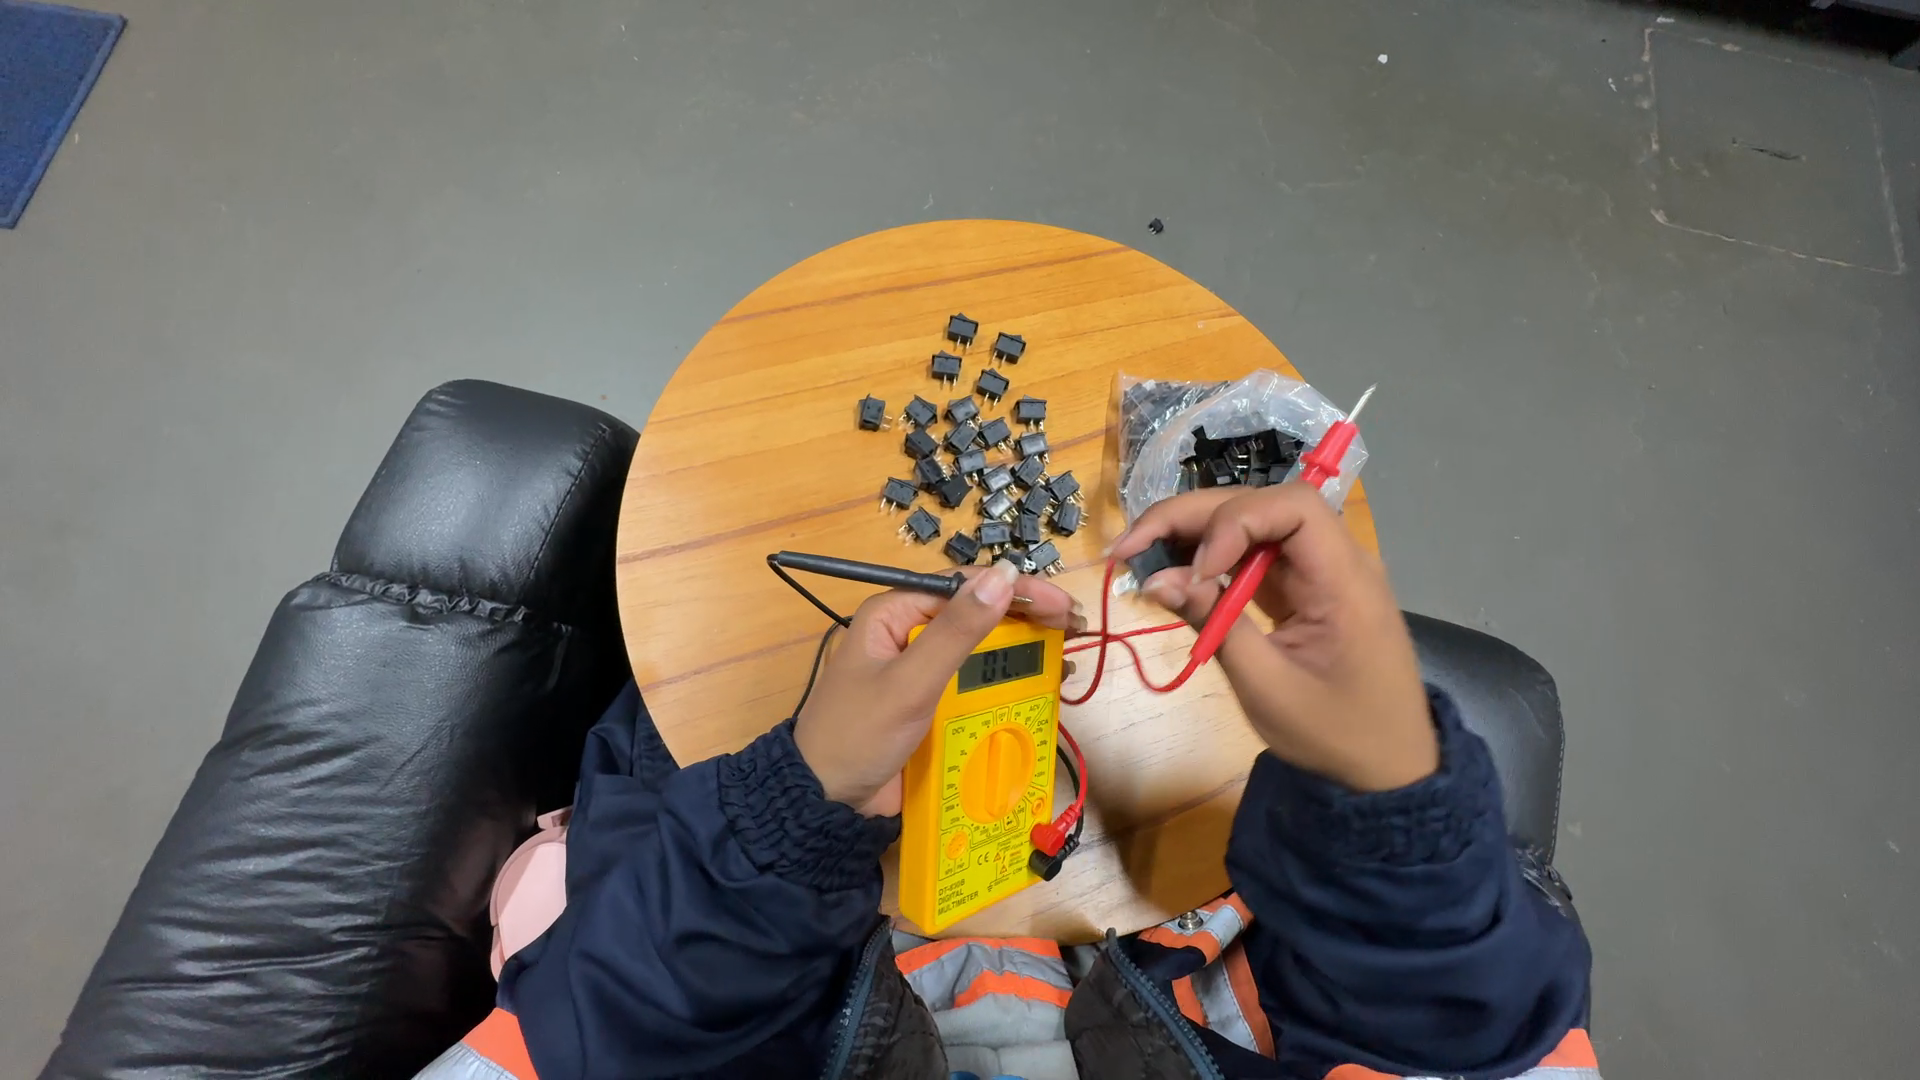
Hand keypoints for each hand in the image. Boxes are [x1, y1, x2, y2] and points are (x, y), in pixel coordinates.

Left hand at [794, 560, 1077, 815]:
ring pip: (982, 647)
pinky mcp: (934, 701)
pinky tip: (1042, 681)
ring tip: (1067, 652)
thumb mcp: (910, 680)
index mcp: (895, 612)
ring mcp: (924, 668)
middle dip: (1026, 617)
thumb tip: (1003, 575)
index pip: (964, 587)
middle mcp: (910, 632)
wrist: (827, 804)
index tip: (1060, 605)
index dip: (1016, 591)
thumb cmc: (859, 734)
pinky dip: (1009, 679)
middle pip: (978, 613)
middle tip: (1074, 625)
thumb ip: (956, 631)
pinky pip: (977, 682)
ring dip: (1024, 647)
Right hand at [1109, 484, 1435, 791]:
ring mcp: (1315, 570)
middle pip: (1260, 505)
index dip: (1235, 521)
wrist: (1385, 766)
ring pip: (1249, 522)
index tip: (1196, 569)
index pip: (1293, 508)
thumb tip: (1153, 580)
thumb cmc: (1333, 733)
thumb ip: (1212, 623)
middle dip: (1191, 517)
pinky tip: (1172, 571)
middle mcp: (1334, 559)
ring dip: (1190, 531)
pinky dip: (1206, 556)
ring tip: (1138, 554)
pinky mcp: (1298, 585)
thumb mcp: (1266, 686)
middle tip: (1130, 546)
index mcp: (1344, 580)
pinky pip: (1249, 552)